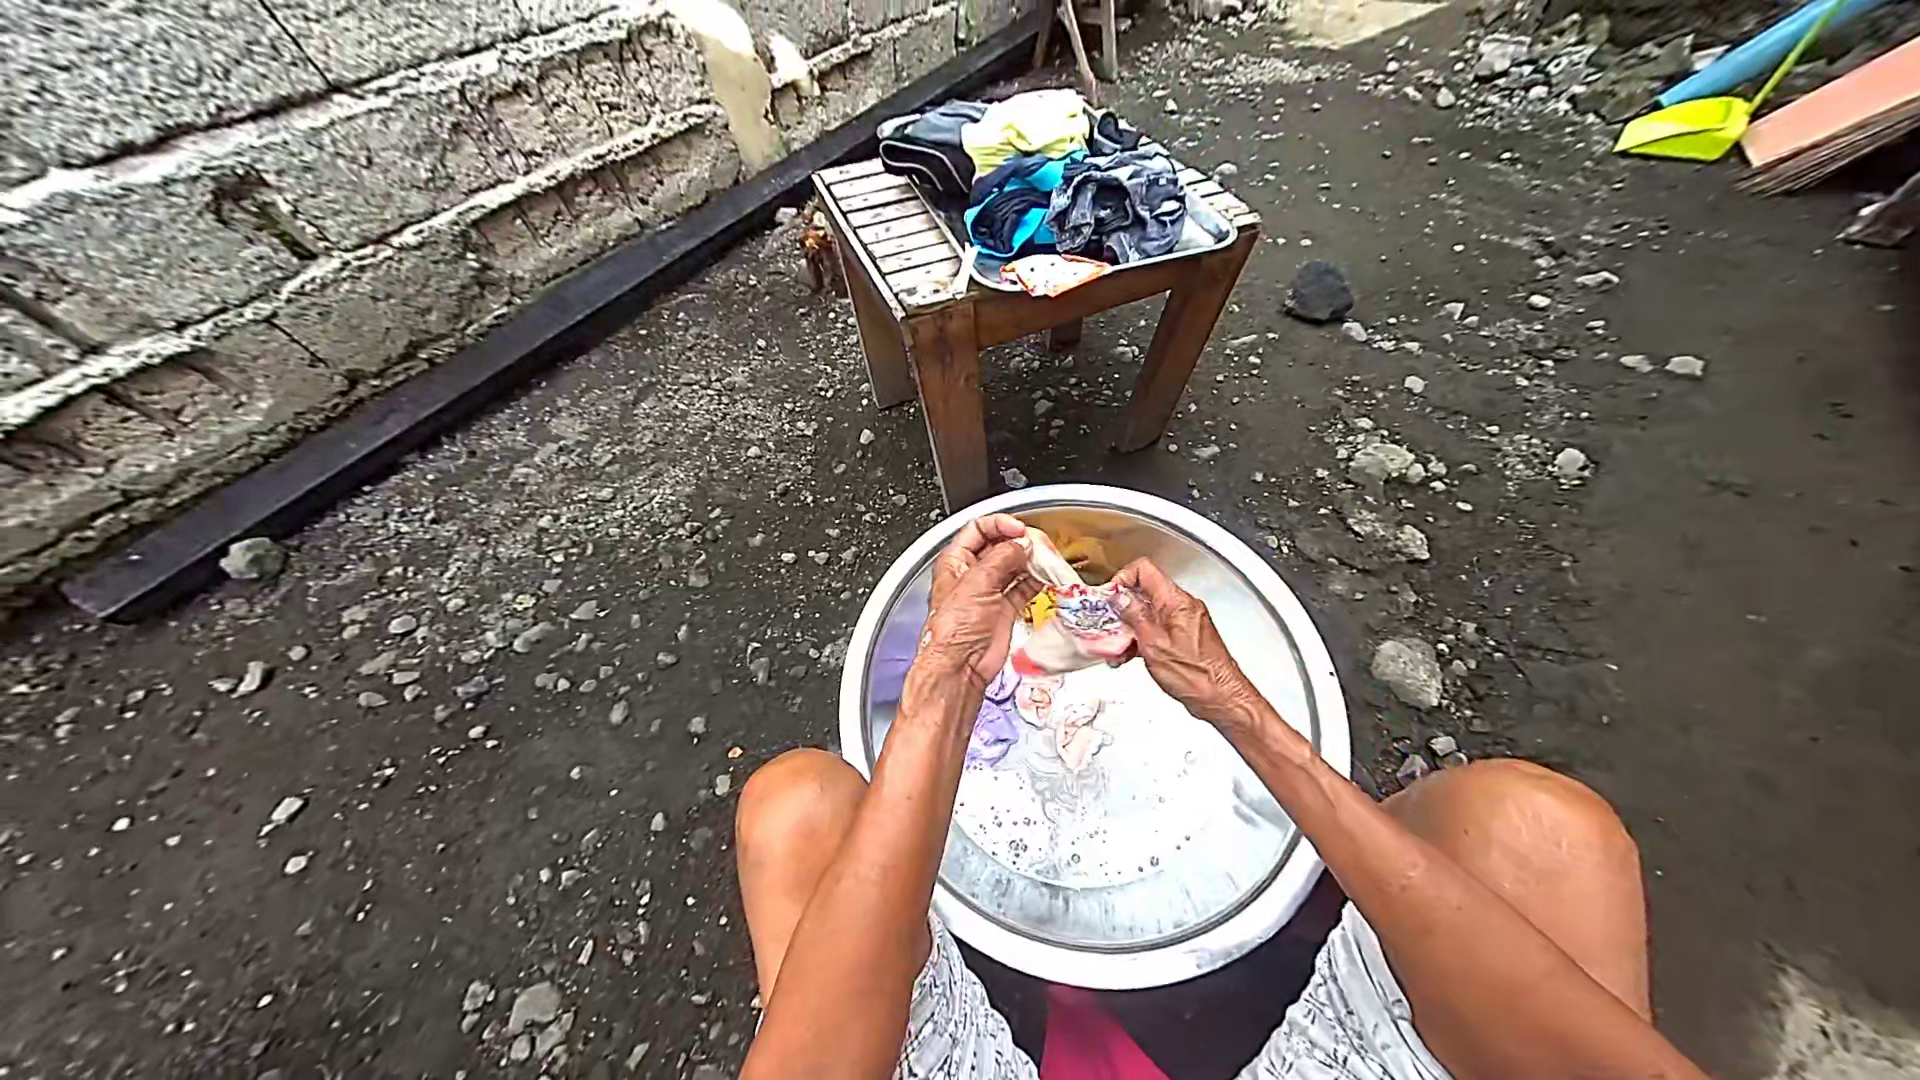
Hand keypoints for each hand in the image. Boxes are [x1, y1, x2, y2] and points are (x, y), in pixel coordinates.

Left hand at [921, 514, 1040, 684]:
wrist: (960, 666)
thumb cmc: (952, 630)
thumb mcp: (977, 583)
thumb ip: (1002, 558)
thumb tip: (1020, 544)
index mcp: (956, 561)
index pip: (978, 530)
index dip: (999, 525)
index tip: (1019, 529)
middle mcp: (971, 574)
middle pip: (999, 547)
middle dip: (1020, 543)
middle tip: (1038, 544)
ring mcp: (988, 592)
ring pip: (1014, 567)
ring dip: (1030, 561)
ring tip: (1046, 559)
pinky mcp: (1003, 610)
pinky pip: (1022, 589)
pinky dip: (1035, 582)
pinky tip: (1046, 578)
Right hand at [1112, 558, 1261, 729]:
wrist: (1222, 699)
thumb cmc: (1197, 676)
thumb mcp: (1153, 645)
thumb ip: (1134, 617)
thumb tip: (1119, 598)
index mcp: (1177, 602)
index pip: (1145, 570)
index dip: (1122, 578)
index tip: (1109, 597)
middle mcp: (1183, 607)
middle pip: (1144, 592)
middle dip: (1121, 608)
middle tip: (1107, 623)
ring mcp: (1184, 621)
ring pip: (1148, 612)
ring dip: (1128, 627)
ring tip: (1116, 646)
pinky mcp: (1183, 637)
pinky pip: (1156, 628)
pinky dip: (1140, 638)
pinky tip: (1129, 654)